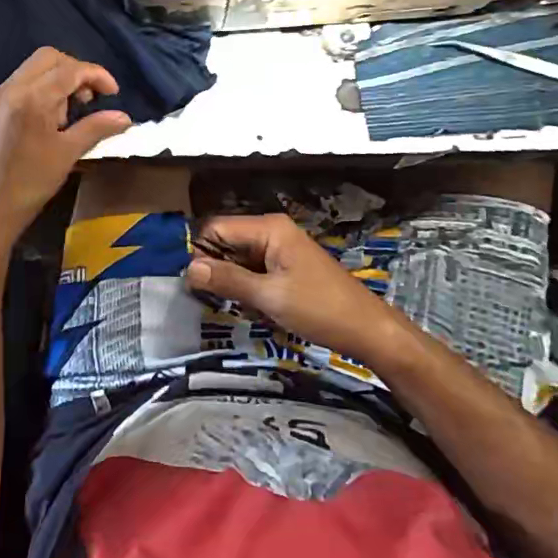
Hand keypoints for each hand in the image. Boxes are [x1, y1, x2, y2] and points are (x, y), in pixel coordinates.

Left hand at [0, 48, 133, 249]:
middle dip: (73, 72)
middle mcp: (6, 91)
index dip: (96, 75)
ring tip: (64, 115)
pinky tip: (39, 123)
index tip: (112, 93)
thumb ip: (96, 128)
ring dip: (53, 82)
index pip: (69, 69)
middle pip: (46, 58)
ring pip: (27, 72)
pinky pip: (11, 89)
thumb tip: (124, 118)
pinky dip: (32, 94)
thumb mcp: (67, 154)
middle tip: (88, 99)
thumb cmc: (30, 186)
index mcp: (30, 99)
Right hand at [187, 214, 409, 363]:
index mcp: (269, 228)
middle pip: (225, 240)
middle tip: (207, 297)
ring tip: (230, 304)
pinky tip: (251, 306)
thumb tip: (189, 269)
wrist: (368, 330)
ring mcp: (280, 248)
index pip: (216, 227)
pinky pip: (252, 268)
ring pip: (237, 257)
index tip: (192, 282)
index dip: (200, 251)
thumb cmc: (320, 309)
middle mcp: (272, 231)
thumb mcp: (270, 297)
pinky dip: (246, 286)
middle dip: (213, 267)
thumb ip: (228, 280)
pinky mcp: (285, 266)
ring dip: (230, 279)